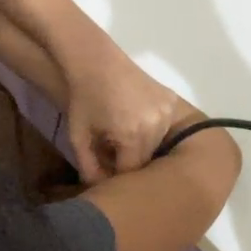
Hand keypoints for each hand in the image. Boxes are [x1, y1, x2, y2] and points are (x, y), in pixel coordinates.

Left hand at [63, 50, 185, 182]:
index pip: (131, 171)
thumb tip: (98, 190)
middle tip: (112, 154)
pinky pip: (164, 128)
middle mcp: (156, 125)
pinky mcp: (172, 100)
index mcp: (132, 135)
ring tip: (122, 138)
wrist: (96, 61)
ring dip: (142, 148)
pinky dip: (152, 131)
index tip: (105, 171)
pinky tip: (135, 123)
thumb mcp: (79, 136)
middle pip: (147, 160)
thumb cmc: (83, 99)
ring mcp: (167, 111)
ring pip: (157, 146)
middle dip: (129, 162)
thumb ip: (88, 167)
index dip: (116, 174)